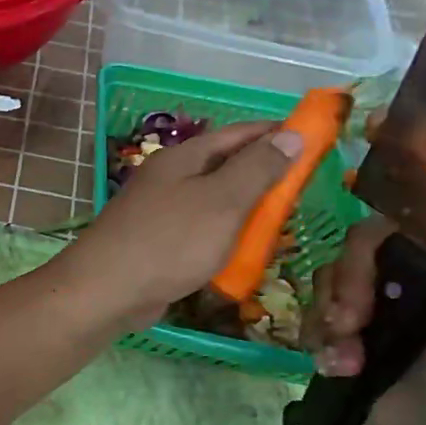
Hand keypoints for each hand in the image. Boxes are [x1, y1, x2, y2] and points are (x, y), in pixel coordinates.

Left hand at [56, 121, 302, 330]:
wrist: (106, 291)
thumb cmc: (168, 241)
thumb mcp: (222, 201)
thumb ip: (257, 168)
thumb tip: (292, 133)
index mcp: (181, 159)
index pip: (238, 134)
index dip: (277, 134)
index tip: (319, 141)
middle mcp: (168, 179)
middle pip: (225, 168)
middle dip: (265, 177)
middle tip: (307, 191)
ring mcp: (159, 213)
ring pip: (214, 204)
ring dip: (247, 212)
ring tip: (285, 224)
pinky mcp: (157, 244)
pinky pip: (200, 234)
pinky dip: (225, 239)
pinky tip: (246, 254)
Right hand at [304, 179, 425, 424]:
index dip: (407, 200)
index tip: (379, 213)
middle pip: (373, 239)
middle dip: (352, 275)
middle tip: (353, 315)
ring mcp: (396, 304)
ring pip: (339, 273)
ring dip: (334, 310)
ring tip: (346, 352)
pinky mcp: (360, 333)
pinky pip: (323, 310)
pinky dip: (324, 337)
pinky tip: (338, 365)